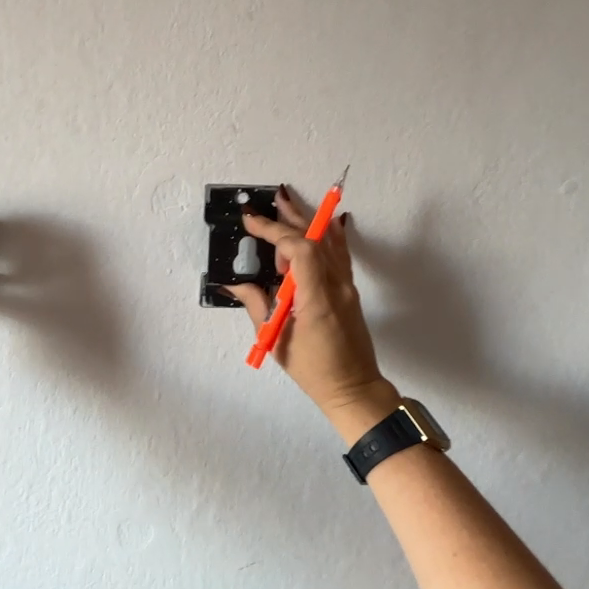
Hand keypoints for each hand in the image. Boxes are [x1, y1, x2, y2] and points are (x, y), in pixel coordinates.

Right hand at [224, 186, 398, 434]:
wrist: (354, 387)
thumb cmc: (313, 369)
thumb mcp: (276, 339)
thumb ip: (257, 305)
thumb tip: (234, 284)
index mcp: (316, 298)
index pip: (299, 250)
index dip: (275, 231)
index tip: (252, 222)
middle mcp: (336, 285)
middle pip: (314, 239)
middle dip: (289, 218)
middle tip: (268, 201)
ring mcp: (346, 285)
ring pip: (329, 241)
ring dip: (307, 220)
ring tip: (287, 203)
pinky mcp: (349, 289)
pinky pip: (340, 253)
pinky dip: (332, 233)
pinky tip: (328, 220)